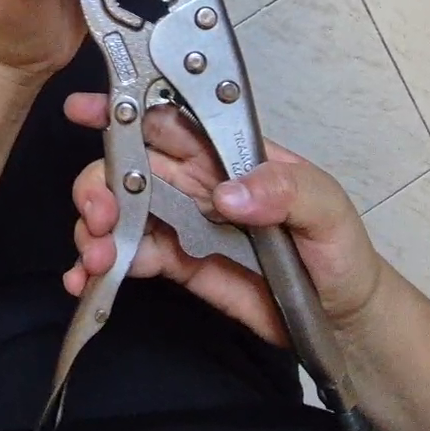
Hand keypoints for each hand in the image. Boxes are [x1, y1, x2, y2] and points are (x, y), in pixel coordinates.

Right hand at [61, 92, 385, 343]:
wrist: (343, 320)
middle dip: (99, 182)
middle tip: (99, 213)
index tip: (85, 111)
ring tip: (95, 256)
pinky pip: (129, 255)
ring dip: (95, 227)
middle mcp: (193, 180)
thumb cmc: (339, 248)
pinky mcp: (175, 262)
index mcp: (223, 152)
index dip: (122, 110)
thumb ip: (284, 191)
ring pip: (119, 209)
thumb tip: (227, 194)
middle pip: (128, 165)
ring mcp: (180, 221)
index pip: (165, 120)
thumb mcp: (327, 207)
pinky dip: (100, 265)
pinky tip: (87, 279)